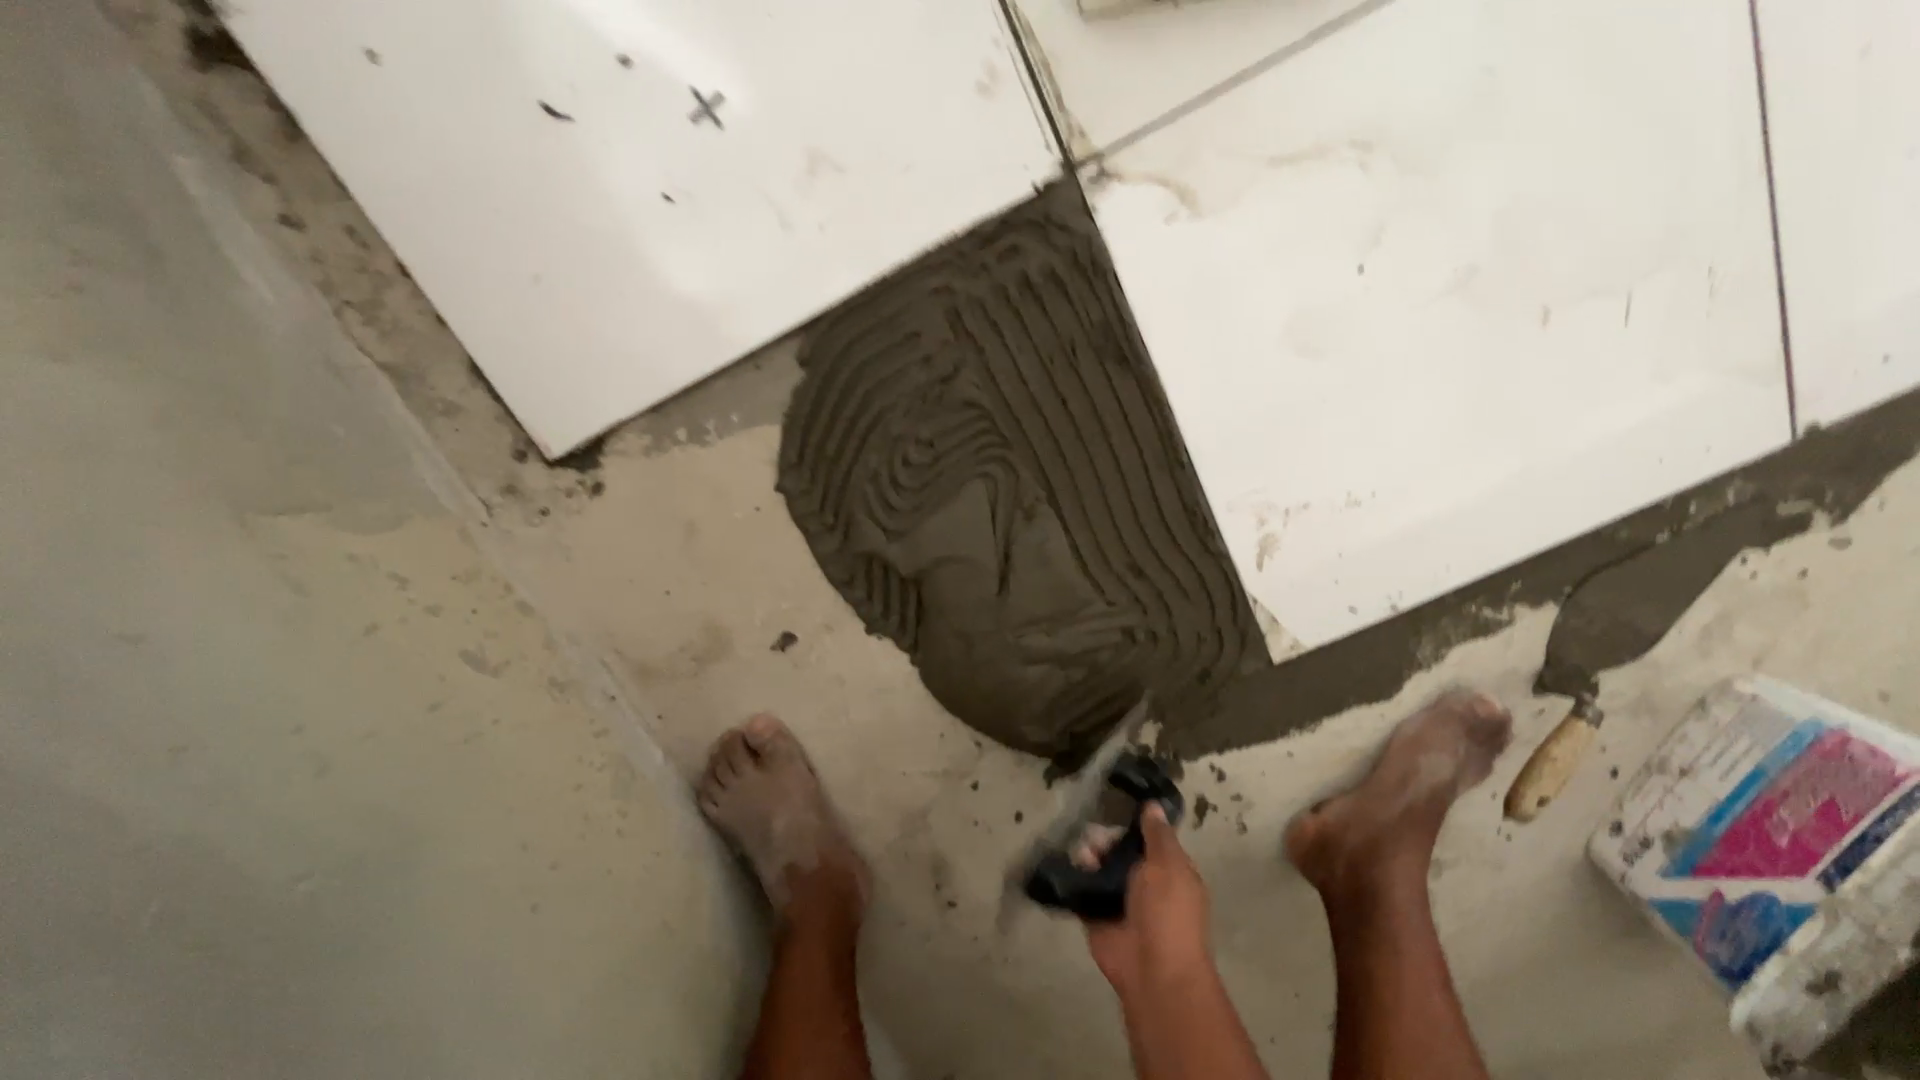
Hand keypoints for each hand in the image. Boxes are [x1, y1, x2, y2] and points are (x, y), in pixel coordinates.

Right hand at [1084, 802, 1212, 998]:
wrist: (1152, 968)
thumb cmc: (1168, 912)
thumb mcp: (1168, 865)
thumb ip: (1158, 835)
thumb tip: (1154, 805)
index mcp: (1168, 871)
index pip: (1147, 840)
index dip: (1130, 825)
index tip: (1113, 810)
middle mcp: (1143, 884)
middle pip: (1117, 852)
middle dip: (1103, 840)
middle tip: (1092, 838)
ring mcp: (1118, 901)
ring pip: (1097, 868)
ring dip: (1088, 856)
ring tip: (1082, 855)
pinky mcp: (1095, 916)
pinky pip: (1081, 891)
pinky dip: (1073, 878)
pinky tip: (1069, 867)